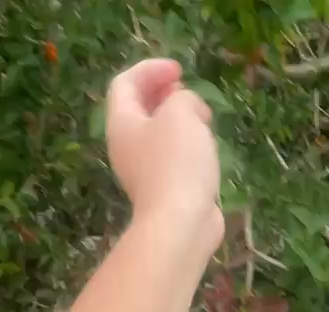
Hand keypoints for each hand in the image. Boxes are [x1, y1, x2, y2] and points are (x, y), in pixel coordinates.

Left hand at [105, 58, 221, 256]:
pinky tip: (206, 150)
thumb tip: (190, 110)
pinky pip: (172, 160)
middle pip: (139, 111)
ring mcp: (144, 174)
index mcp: (122, 125)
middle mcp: (127, 149)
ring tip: (202, 119)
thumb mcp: (181, 113)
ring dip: (178, 122)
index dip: (150, 70)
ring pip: (157, 137)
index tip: (179, 71)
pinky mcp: (164, 192)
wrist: (180, 224)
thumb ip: (183, 98)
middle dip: (162, 94)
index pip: (125, 84)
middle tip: (186, 90)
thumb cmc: (176, 163)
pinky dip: (186, 148)